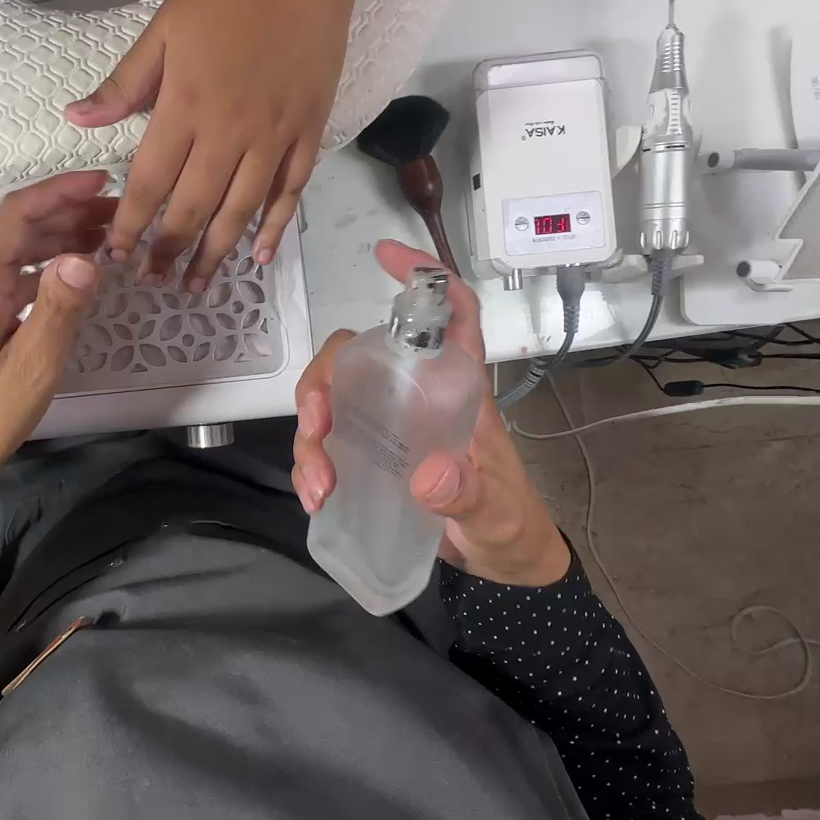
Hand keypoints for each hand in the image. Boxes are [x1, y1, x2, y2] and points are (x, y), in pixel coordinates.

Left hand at [0, 172, 113, 520]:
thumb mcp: (31, 367)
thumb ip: (59, 307)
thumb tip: (85, 255)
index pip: (19, 213)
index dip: (62, 190)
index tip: (105, 180)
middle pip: (18, 228)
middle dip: (69, 213)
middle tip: (122, 213)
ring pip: (16, 253)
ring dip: (59, 240)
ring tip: (109, 237)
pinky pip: (11, 278)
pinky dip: (44, 270)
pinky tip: (76, 273)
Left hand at [64, 0, 354, 289]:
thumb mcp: (161, 32)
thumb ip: (122, 85)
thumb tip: (75, 119)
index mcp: (185, 109)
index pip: (149, 185)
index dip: (131, 227)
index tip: (117, 256)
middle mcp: (229, 135)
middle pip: (192, 209)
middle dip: (168, 251)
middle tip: (154, 281)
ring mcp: (274, 138)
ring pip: (240, 212)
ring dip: (216, 254)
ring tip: (198, 286)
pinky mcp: (308, 133)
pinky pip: (290, 192)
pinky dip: (275, 227)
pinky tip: (260, 256)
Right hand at [291, 240, 571, 586]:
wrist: (501, 563)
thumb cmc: (510, 524)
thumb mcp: (496, 512)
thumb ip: (469, 495)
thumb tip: (428, 476)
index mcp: (455, 390)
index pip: (447, 317)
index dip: (422, 278)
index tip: (385, 256)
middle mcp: (413, 396)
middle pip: (355, 355)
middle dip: (322, 380)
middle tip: (315, 426)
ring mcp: (385, 425)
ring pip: (329, 399)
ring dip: (310, 434)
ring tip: (319, 484)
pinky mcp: (367, 455)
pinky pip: (324, 442)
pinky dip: (310, 465)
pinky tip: (316, 497)